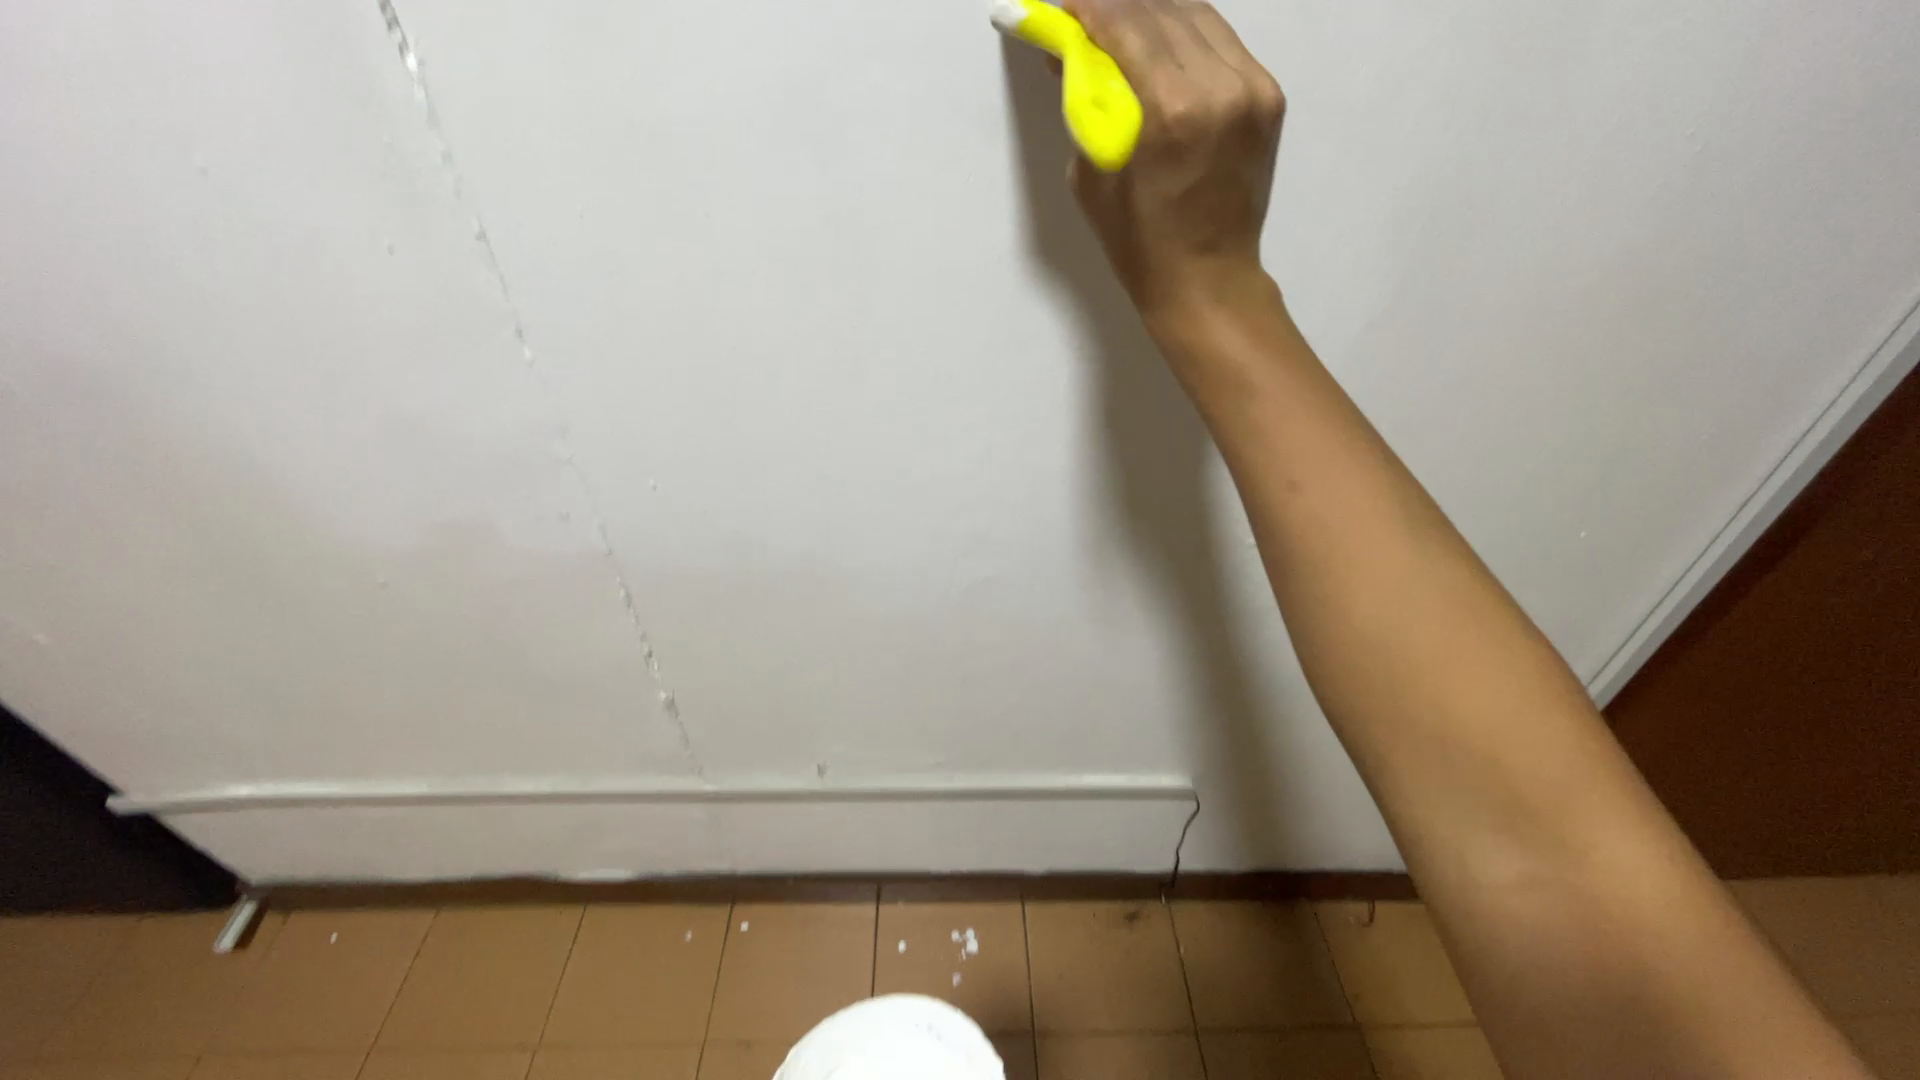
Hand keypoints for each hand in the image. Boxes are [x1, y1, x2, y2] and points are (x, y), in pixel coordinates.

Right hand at [1063, 0, 1284, 326]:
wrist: (1207, 280)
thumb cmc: (1139, 245)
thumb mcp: (1093, 178)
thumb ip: (1086, 108)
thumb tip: (1071, 55)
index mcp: (1172, 112)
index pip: (1126, 26)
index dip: (1088, 9)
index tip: (1061, 6)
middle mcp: (1220, 87)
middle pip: (1163, 10)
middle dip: (1117, 6)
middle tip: (1085, 14)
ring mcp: (1253, 88)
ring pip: (1198, 15)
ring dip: (1153, 12)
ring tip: (1121, 22)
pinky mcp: (1269, 95)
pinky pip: (1222, 42)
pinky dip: (1186, 34)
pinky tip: (1161, 42)